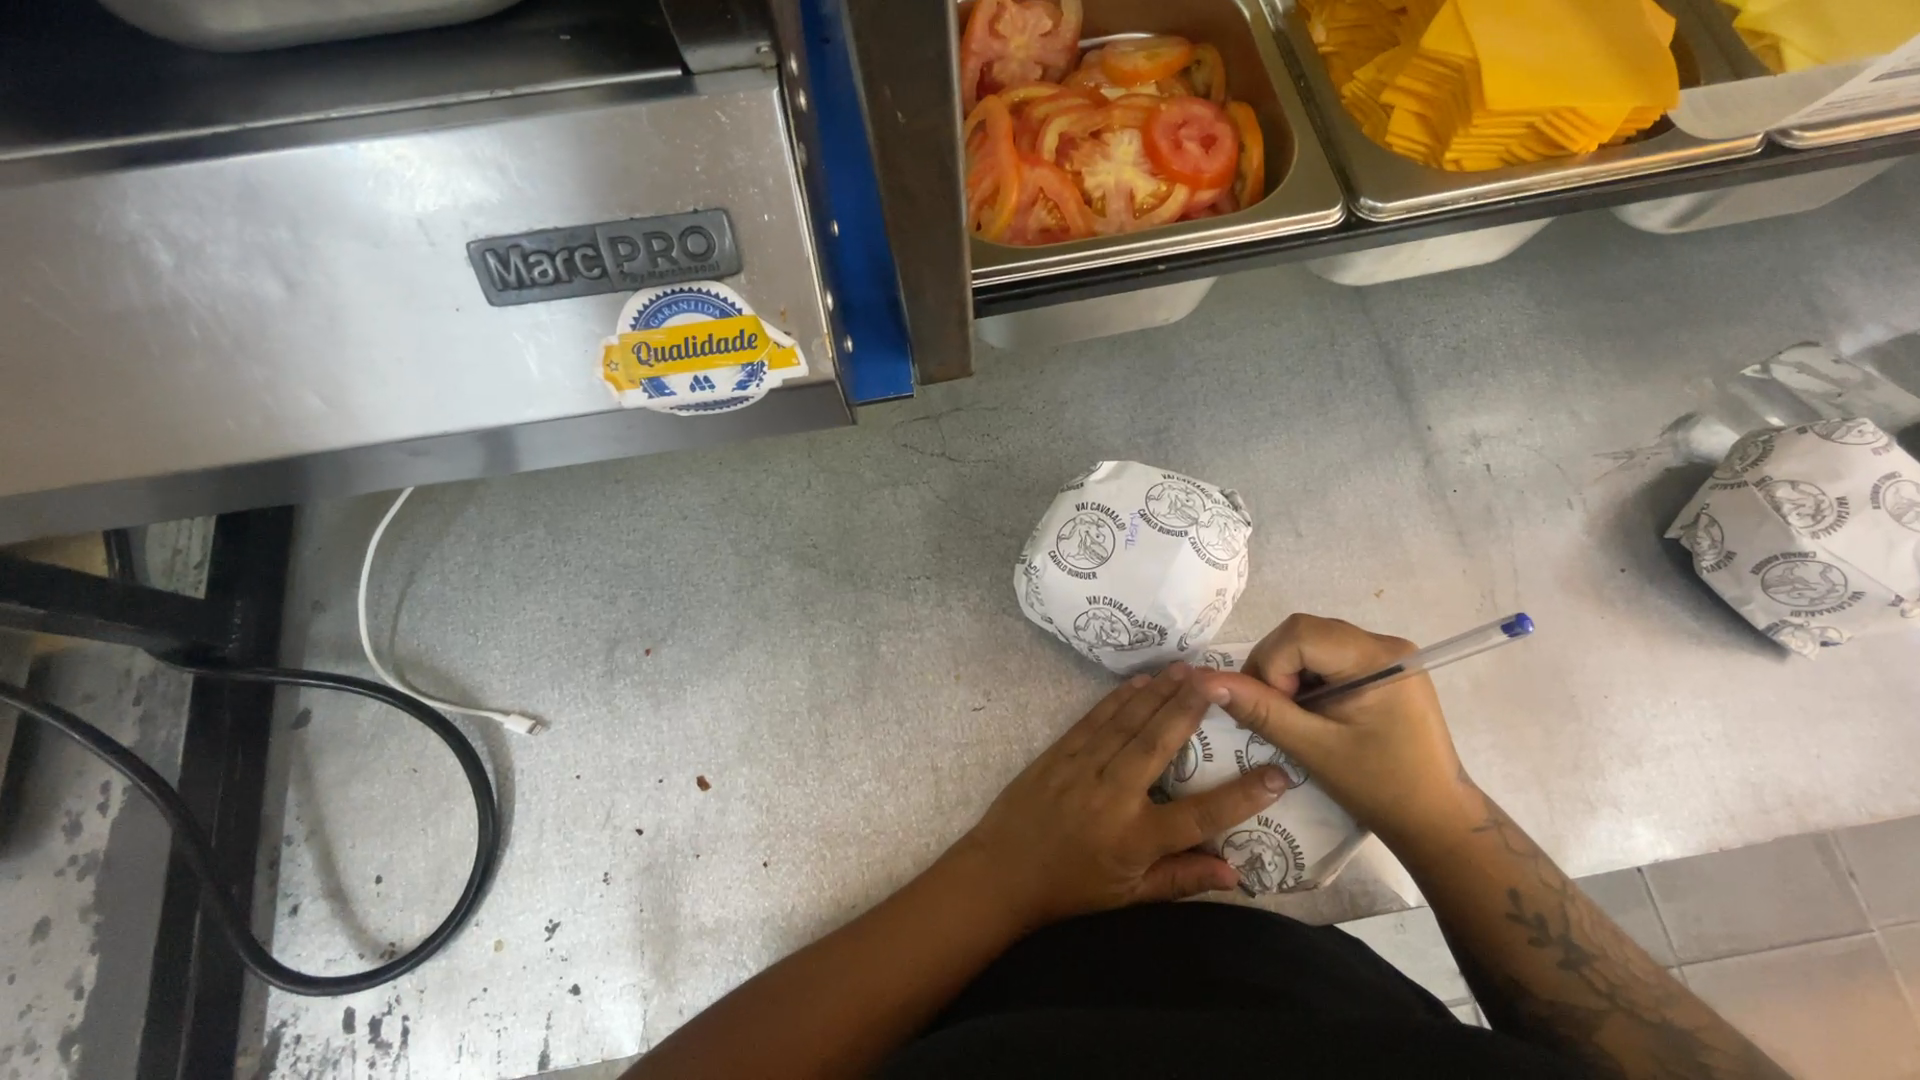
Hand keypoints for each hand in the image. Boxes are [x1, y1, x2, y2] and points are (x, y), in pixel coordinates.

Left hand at [947, 664, 1291, 932]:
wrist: (1002, 872)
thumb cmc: (1070, 888)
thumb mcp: (1129, 895)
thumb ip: (1182, 880)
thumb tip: (1236, 872)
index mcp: (1135, 839)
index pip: (1201, 815)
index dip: (1242, 797)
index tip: (1278, 774)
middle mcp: (1112, 796)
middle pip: (1159, 744)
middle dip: (1191, 708)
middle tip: (1220, 679)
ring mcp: (1083, 768)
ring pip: (1128, 722)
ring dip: (1159, 693)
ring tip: (1187, 669)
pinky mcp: (1060, 753)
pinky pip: (1095, 719)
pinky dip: (1119, 698)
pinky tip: (1140, 683)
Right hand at [1189, 614, 1474, 846]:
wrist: (1436, 819)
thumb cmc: (1379, 787)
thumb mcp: (1312, 749)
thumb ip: (1259, 709)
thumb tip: (1205, 681)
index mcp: (1376, 659)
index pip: (1299, 633)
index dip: (1271, 666)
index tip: (1278, 710)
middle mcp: (1385, 645)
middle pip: (1303, 632)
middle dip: (1276, 668)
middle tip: (1278, 714)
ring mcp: (1388, 656)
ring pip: (1312, 642)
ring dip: (1289, 674)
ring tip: (1295, 717)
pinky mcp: (1385, 670)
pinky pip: (1329, 656)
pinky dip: (1307, 679)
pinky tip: (1314, 713)